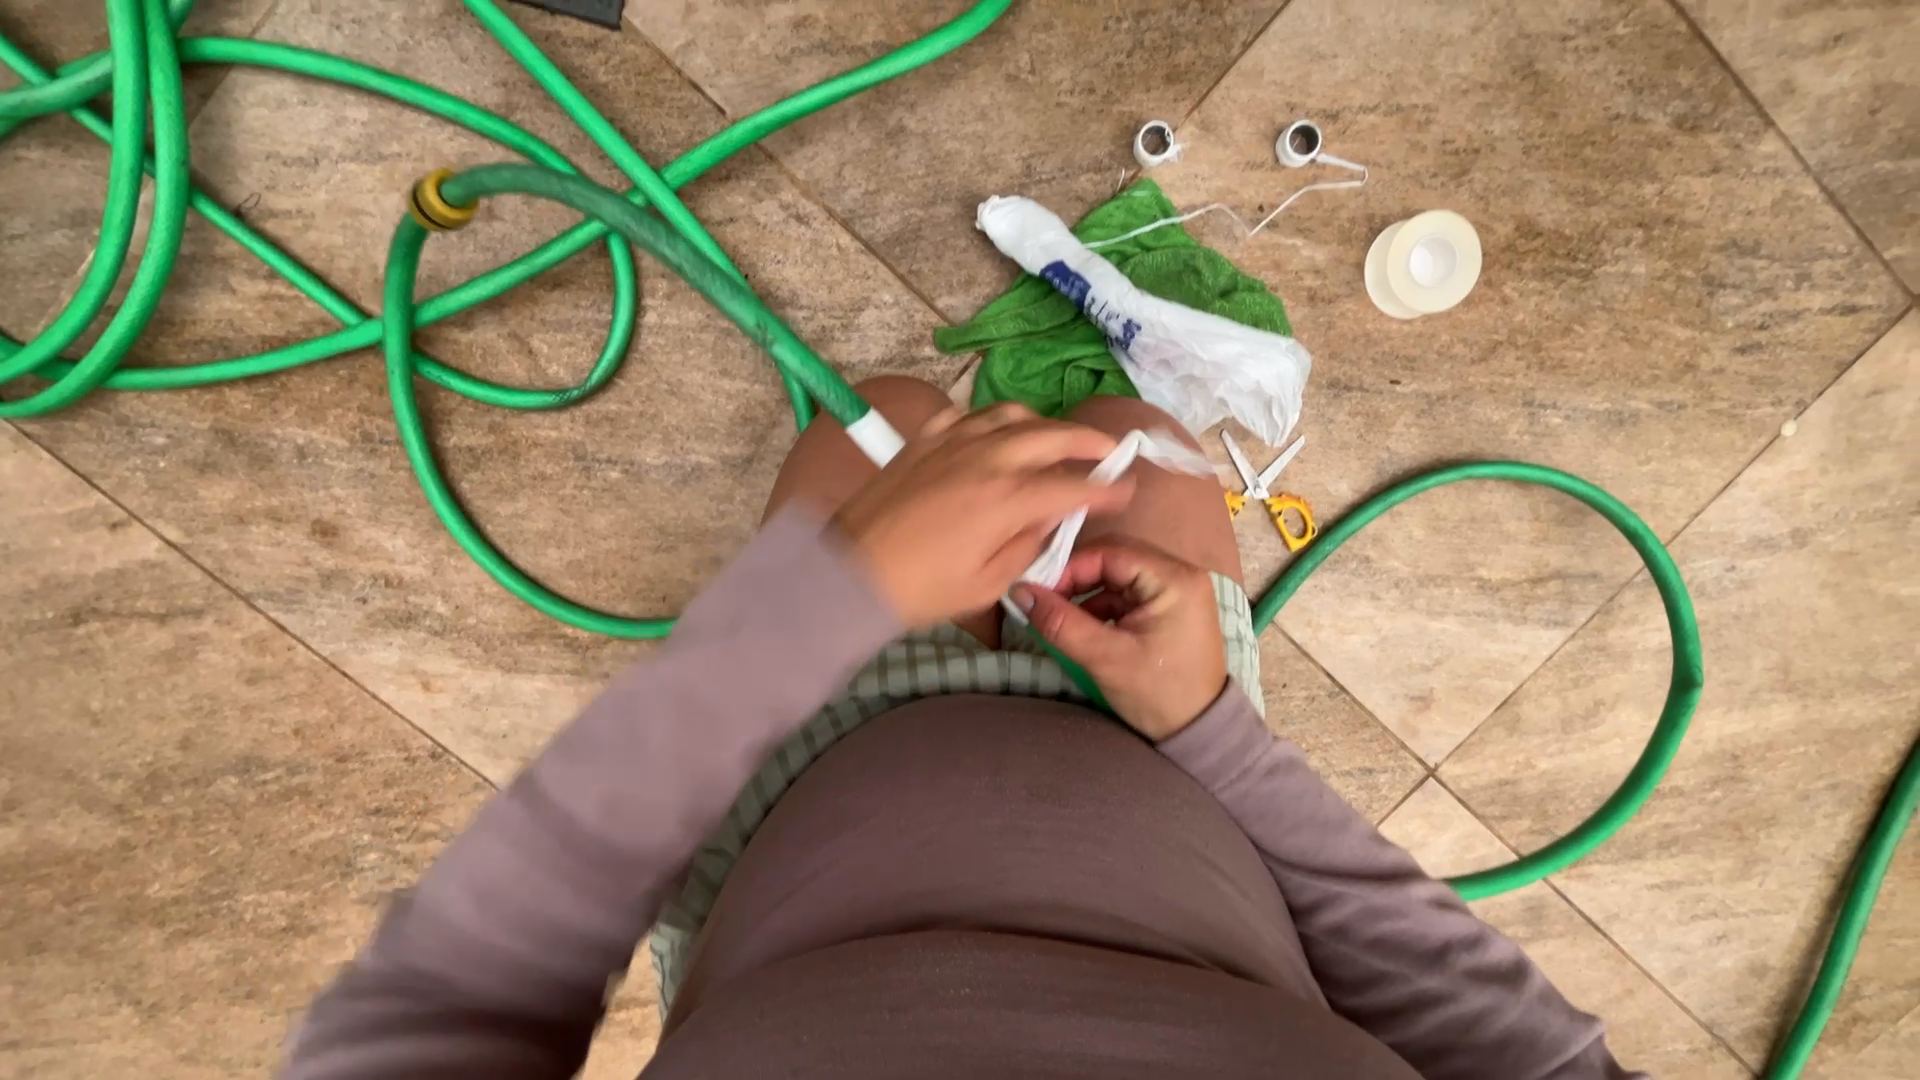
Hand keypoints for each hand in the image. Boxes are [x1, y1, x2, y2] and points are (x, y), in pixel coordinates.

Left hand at [833, 404, 1133, 628]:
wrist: (849, 569)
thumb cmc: (920, 589)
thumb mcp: (986, 584)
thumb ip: (1028, 545)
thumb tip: (1049, 518)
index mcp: (1007, 499)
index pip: (1073, 485)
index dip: (1106, 488)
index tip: (1126, 489)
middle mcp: (987, 458)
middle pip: (1052, 435)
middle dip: (1088, 441)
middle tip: (1107, 450)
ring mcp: (953, 442)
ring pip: (1011, 414)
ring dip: (1041, 423)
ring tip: (1053, 439)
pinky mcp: (924, 440)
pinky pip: (967, 415)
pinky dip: (991, 421)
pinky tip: (993, 436)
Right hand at [1012, 539, 1227, 740]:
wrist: (1198, 734)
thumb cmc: (1158, 694)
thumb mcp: (1104, 658)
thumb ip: (1060, 623)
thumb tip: (1018, 591)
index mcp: (1175, 579)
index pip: (1110, 552)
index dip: (1070, 567)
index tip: (1038, 591)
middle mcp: (1181, 574)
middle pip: (1114, 557)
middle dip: (1076, 577)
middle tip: (1045, 599)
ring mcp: (1176, 590)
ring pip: (1118, 574)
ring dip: (1086, 591)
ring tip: (1060, 616)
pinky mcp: (1168, 607)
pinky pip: (1126, 592)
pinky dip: (1100, 604)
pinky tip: (1083, 625)